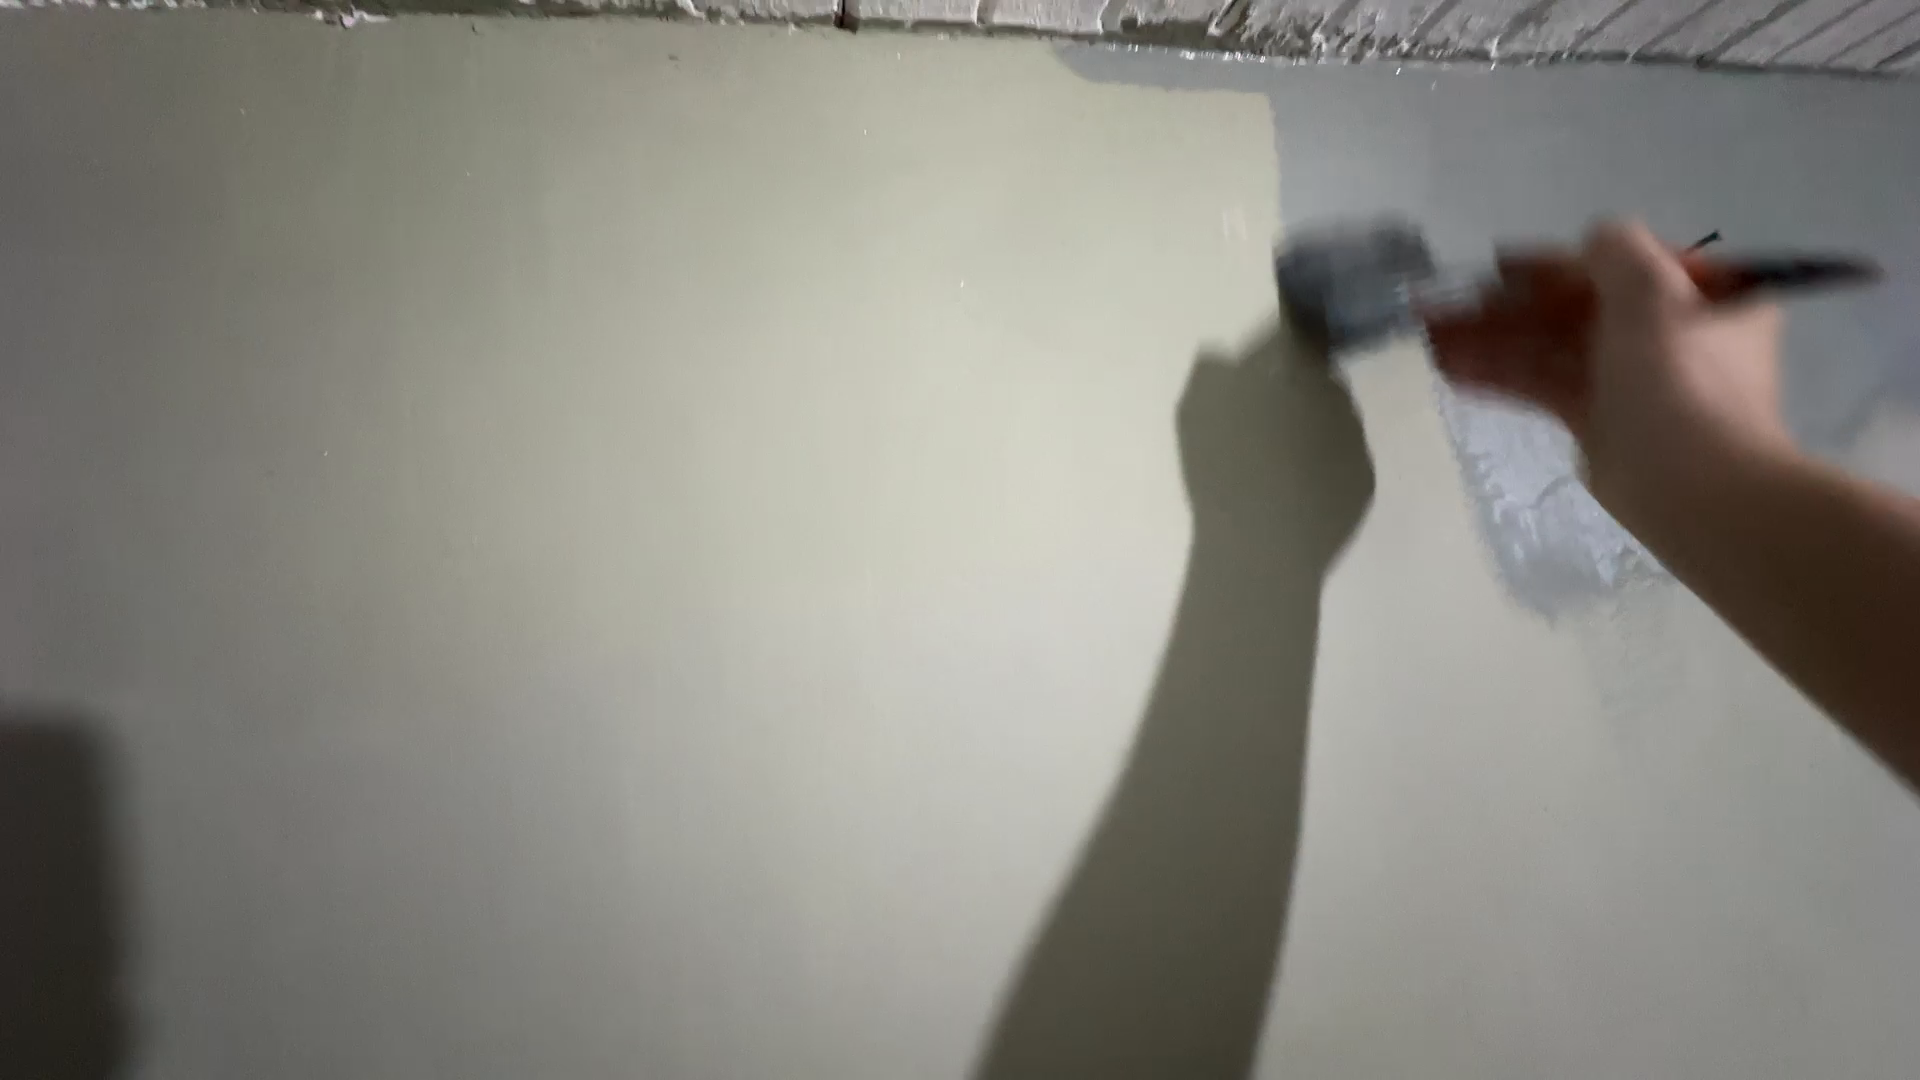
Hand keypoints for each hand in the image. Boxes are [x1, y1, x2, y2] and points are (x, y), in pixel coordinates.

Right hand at [1431, 220, 1791, 533]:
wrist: (1689, 483)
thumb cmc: (1677, 383)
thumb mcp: (1655, 300)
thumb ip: (1620, 257)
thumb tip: (1590, 237)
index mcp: (1692, 299)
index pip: (1611, 270)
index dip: (1549, 266)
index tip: (1493, 266)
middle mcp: (1659, 333)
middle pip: (1566, 311)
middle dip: (1501, 310)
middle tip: (1437, 311)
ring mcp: (1623, 377)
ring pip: (1545, 349)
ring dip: (1488, 344)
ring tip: (1428, 344)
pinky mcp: (1593, 416)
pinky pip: (1540, 385)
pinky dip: (1500, 377)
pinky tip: (1452, 374)